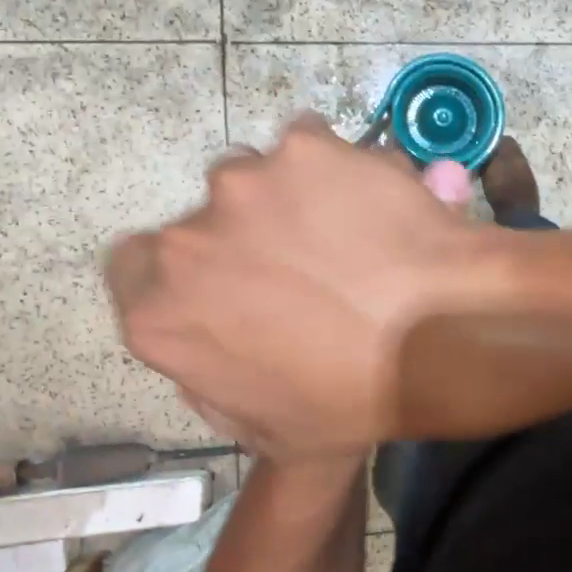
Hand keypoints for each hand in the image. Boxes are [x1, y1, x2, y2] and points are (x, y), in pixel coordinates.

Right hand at [107, 115, 490, 458]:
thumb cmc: (352, 403)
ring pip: (255, 176)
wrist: (435, 340)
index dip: (183, 269)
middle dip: (247, 234)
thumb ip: (214, 383)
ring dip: (288, 194)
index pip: (135, 267)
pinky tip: (373, 194)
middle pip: (205, 219)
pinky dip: (335, 162)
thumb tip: (210, 345)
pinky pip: (310, 141)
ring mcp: (245, 185)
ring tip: (348, 228)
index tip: (228, 276)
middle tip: (307, 261)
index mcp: (161, 313)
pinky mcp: (305, 148)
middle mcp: (185, 241)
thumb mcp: (266, 431)